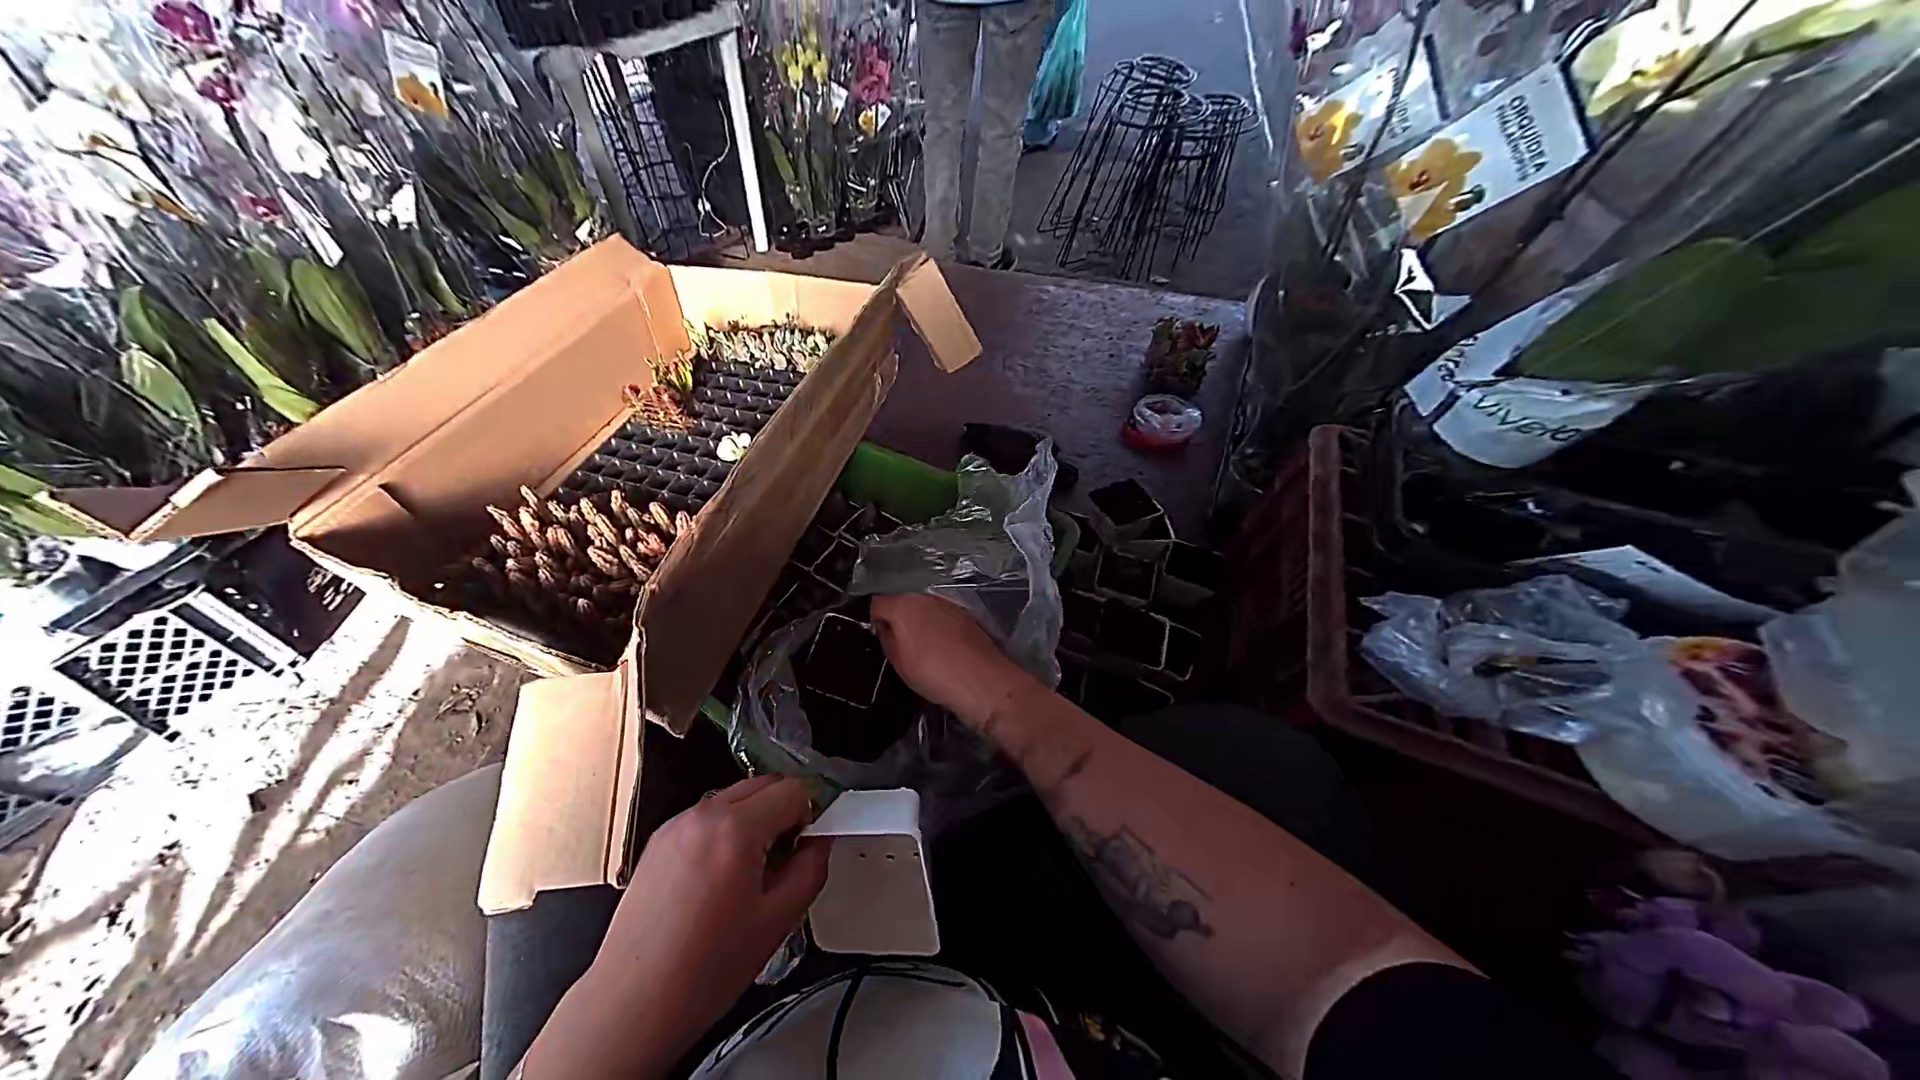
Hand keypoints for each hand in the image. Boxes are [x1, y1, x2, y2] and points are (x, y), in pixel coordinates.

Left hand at [523, 775, 829, 1079]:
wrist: (633, 1004)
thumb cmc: (698, 972)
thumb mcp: (779, 920)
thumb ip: (811, 867)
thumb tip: (818, 843)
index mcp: (735, 830)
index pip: (792, 789)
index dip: (809, 815)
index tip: (807, 841)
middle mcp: (702, 817)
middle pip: (763, 784)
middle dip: (782, 811)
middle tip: (785, 855)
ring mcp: (676, 827)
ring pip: (734, 798)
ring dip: (753, 820)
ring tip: (750, 873)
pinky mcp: (659, 842)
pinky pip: (707, 817)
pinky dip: (724, 832)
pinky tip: (721, 879)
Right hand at [871, 593, 1035, 727]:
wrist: (983, 682)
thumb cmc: (936, 673)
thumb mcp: (898, 662)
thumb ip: (886, 638)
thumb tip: (883, 627)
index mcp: (904, 607)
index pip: (877, 604)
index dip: (872, 619)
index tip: (873, 635)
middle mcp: (926, 599)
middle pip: (902, 604)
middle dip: (897, 621)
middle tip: (897, 646)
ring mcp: (948, 606)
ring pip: (923, 610)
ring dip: (919, 624)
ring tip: (920, 651)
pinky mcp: (965, 616)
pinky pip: (941, 618)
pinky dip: (937, 629)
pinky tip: (940, 650)